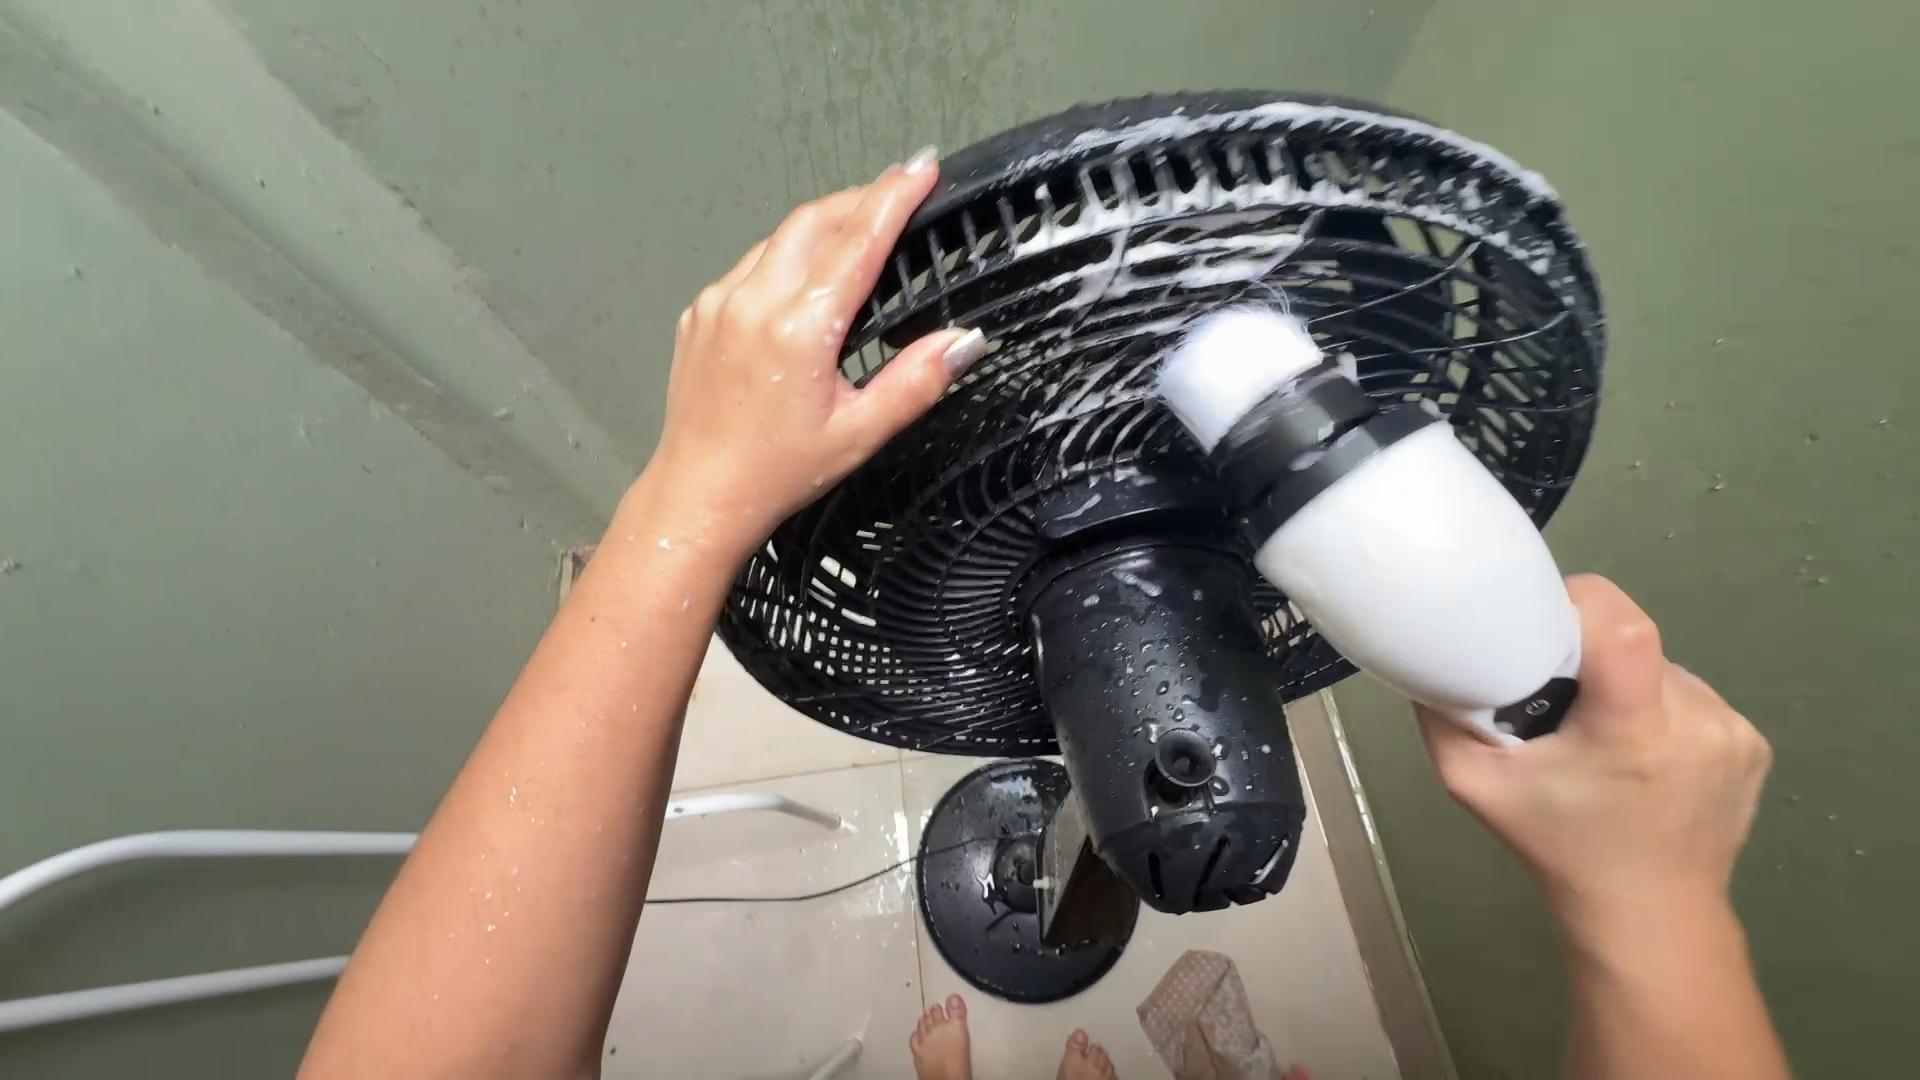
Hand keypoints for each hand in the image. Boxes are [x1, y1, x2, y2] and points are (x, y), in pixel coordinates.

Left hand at [638, 146, 989, 554]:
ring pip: (778, 238)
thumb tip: (963, 342)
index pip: (857, 242)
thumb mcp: (860, 433)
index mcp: (798, 328)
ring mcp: (718, 302)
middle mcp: (752, 301)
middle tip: (898, 195)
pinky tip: (804, 279)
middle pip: (814, 220)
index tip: (922, 168)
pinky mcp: (699, 313)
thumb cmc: (778, 470)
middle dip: (860, 199)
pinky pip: (750, 265)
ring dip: (823, 226)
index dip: (895, 198)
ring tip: (857, 233)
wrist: (701, 493)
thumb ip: (916, 382)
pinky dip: (785, 257)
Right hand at [1416, 575, 1771, 940]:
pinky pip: (1686, 691)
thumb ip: (1442, 716)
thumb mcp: (1467, 781)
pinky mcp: (1752, 742)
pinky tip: (1629, 741)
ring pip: (1658, 664)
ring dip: (1618, 676)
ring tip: (1587, 719)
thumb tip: (1431, 659)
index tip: (1537, 607)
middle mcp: (1696, 721)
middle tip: (1545, 681)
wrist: (1648, 909)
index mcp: (1630, 731)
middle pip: (1633, 640)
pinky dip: (1649, 700)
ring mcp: (1734, 731)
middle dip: (1584, 647)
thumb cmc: (1550, 841)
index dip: (1578, 598)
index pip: (1623, 625)